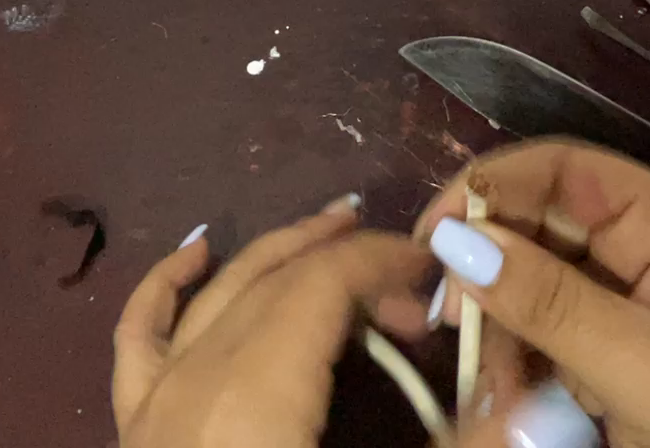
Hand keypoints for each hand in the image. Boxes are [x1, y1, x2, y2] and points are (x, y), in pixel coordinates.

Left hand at [113, 196, 433, 447]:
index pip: (323, 286)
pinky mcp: (133, 418)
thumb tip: (516, 398)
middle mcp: (201, 375)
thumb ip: (454, 446)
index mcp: (258, 391)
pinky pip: (143, 329)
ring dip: (283, 250)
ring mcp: (157, 393)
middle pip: (283, 280)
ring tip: (333, 224)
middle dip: (353, 262)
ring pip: (225, 288)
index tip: (429, 267)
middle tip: (407, 274)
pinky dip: (168, 281)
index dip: (382, 262)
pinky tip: (196, 251)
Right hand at [416, 139, 649, 447]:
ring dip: (505, 331)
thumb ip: (549, 302)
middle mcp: (648, 248)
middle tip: (449, 329)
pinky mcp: (629, 360)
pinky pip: (556, 340)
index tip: (433, 235)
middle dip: (491, 269)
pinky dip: (528, 368)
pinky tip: (517, 409)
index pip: (562, 169)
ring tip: (492, 396)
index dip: (491, 185)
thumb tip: (454, 238)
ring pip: (539, 287)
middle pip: (543, 226)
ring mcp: (638, 307)